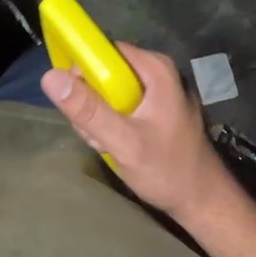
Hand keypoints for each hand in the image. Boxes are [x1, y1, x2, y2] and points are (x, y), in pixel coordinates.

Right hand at [41, 42, 240, 224]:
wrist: (205, 204)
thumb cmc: (169, 172)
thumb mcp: (124, 142)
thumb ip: (88, 110)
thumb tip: (50, 76)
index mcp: (155, 69)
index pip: (103, 52)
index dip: (84, 73)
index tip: (77, 103)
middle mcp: (157, 72)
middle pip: (104, 72)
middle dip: (92, 103)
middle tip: (96, 133)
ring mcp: (158, 91)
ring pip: (108, 90)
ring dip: (99, 117)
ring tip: (108, 144)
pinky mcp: (156, 108)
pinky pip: (120, 103)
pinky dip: (112, 123)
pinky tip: (117, 146)